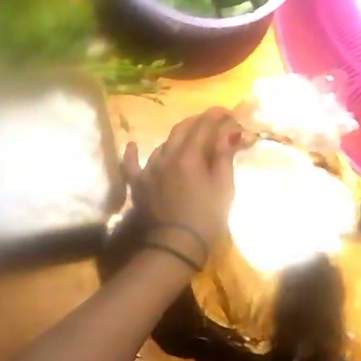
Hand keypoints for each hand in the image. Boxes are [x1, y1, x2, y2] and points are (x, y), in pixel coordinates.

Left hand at [121, 109, 242, 267]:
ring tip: (188, 141)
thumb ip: (224, 156)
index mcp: (190, 156)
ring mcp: (148, 170)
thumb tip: (229, 131)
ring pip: (163, 145)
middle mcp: (166, 156)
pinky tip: (132, 144)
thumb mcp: (223, 188)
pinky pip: (131, 164)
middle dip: (198, 122)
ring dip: (177, 139)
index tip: (227, 112)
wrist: (174, 247)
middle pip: (182, 130)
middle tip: (211, 123)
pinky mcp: (137, 185)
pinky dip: (132, 153)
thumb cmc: (206, 220)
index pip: (204, 126)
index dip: (216, 116)